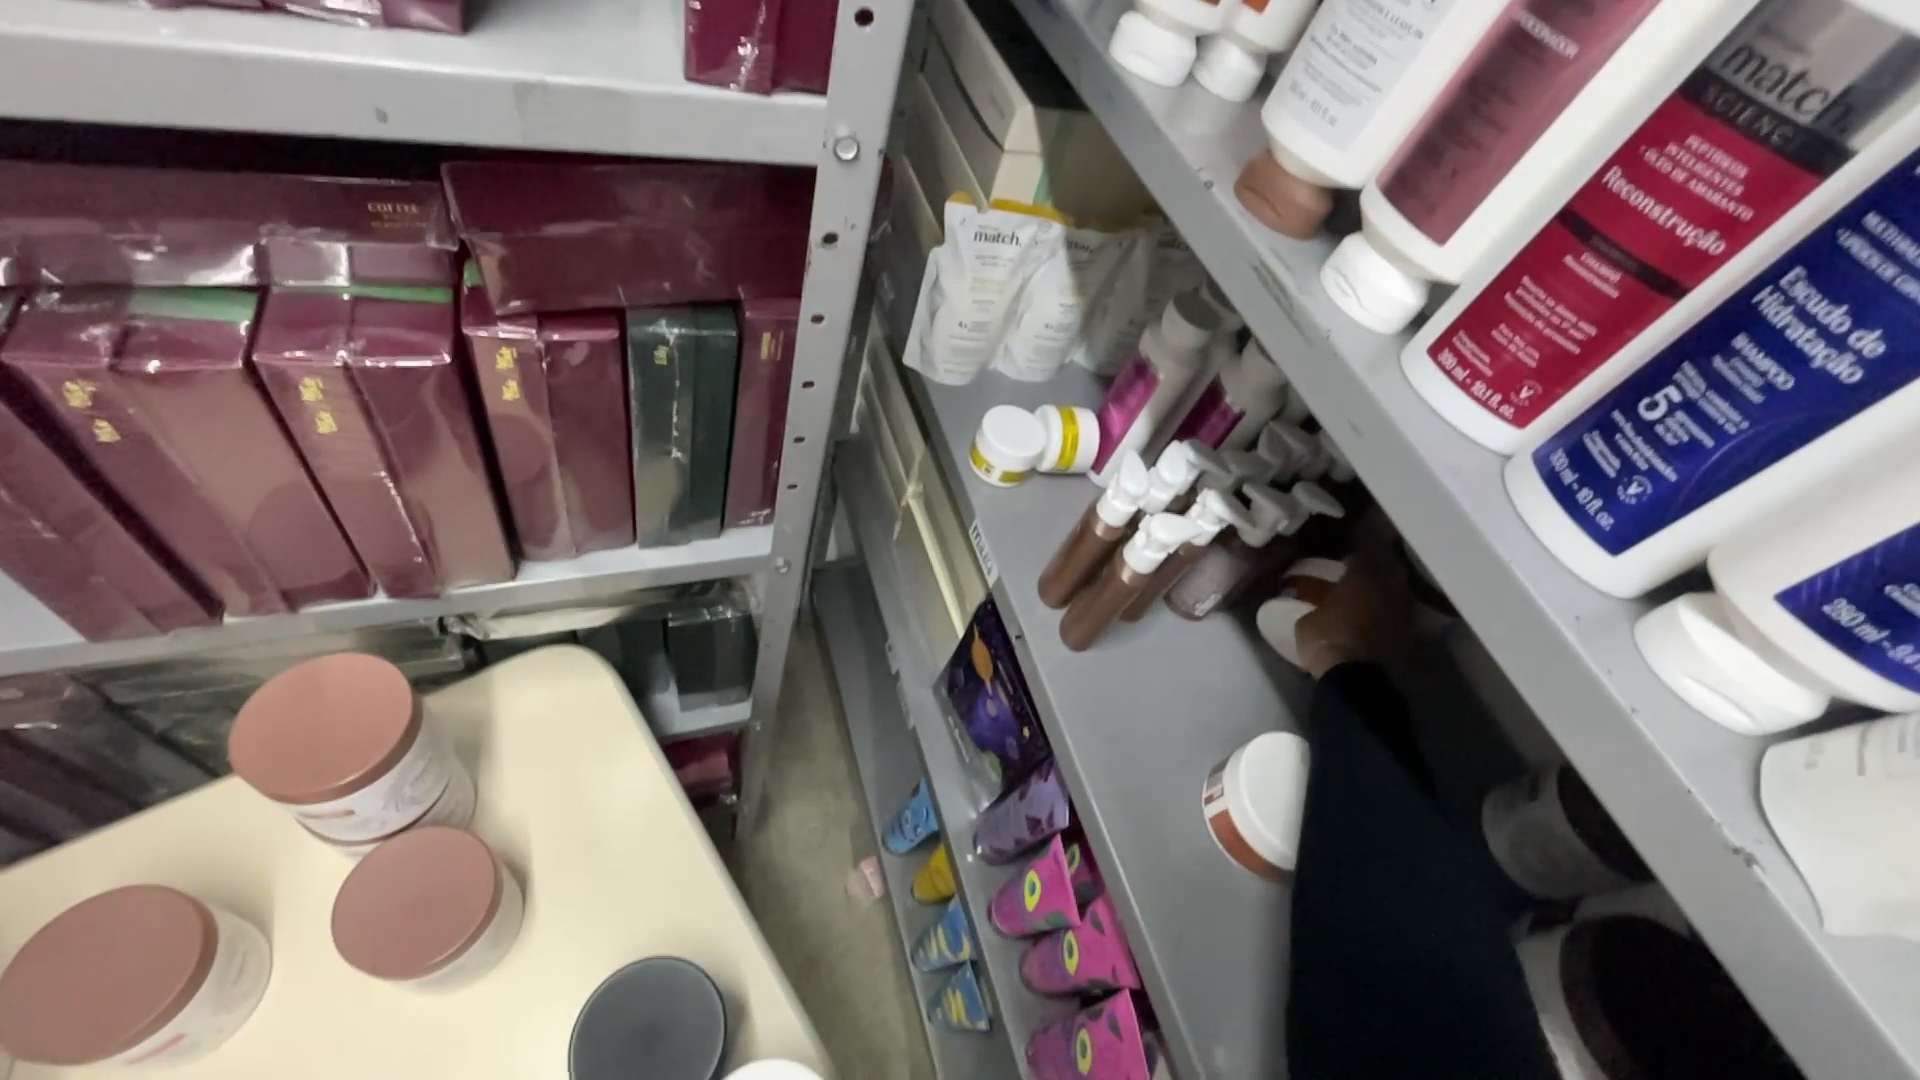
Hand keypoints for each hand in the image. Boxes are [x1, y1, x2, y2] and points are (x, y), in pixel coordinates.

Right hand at [1294, 556, 1411, 678]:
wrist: (1354, 677)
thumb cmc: (1325, 640)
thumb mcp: (1306, 621)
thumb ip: (1319, 607)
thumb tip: (1321, 608)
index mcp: (1361, 578)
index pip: (1360, 557)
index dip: (1351, 559)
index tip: (1343, 564)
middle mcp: (1387, 588)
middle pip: (1387, 571)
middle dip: (1376, 573)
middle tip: (1362, 579)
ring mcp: (1402, 611)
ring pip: (1397, 594)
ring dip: (1386, 595)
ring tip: (1371, 601)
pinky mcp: (1409, 634)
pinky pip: (1400, 617)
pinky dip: (1391, 616)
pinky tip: (1378, 622)